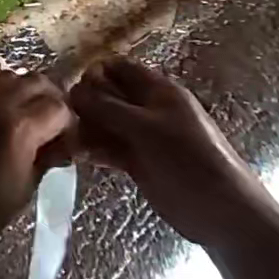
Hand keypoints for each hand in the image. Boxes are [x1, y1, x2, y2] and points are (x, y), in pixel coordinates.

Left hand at [0, 65, 75, 278]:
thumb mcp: (26, 188)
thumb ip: (49, 156)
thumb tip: (67, 141)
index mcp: (20, 129)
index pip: (59, 107)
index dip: (69, 123)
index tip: (67, 140)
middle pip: (39, 81)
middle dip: (51, 101)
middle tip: (51, 124)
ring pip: (12, 74)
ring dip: (24, 90)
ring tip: (23, 114)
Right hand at [69, 57, 272, 247]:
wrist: (220, 210)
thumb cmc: (188, 158)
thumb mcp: (146, 128)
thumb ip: (109, 108)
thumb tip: (74, 90)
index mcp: (158, 89)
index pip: (119, 68)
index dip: (94, 72)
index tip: (68, 86)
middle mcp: (148, 108)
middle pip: (109, 94)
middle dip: (85, 101)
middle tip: (59, 117)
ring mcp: (143, 136)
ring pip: (107, 123)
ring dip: (86, 127)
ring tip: (60, 138)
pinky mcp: (138, 162)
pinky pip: (110, 148)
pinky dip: (93, 149)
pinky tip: (73, 154)